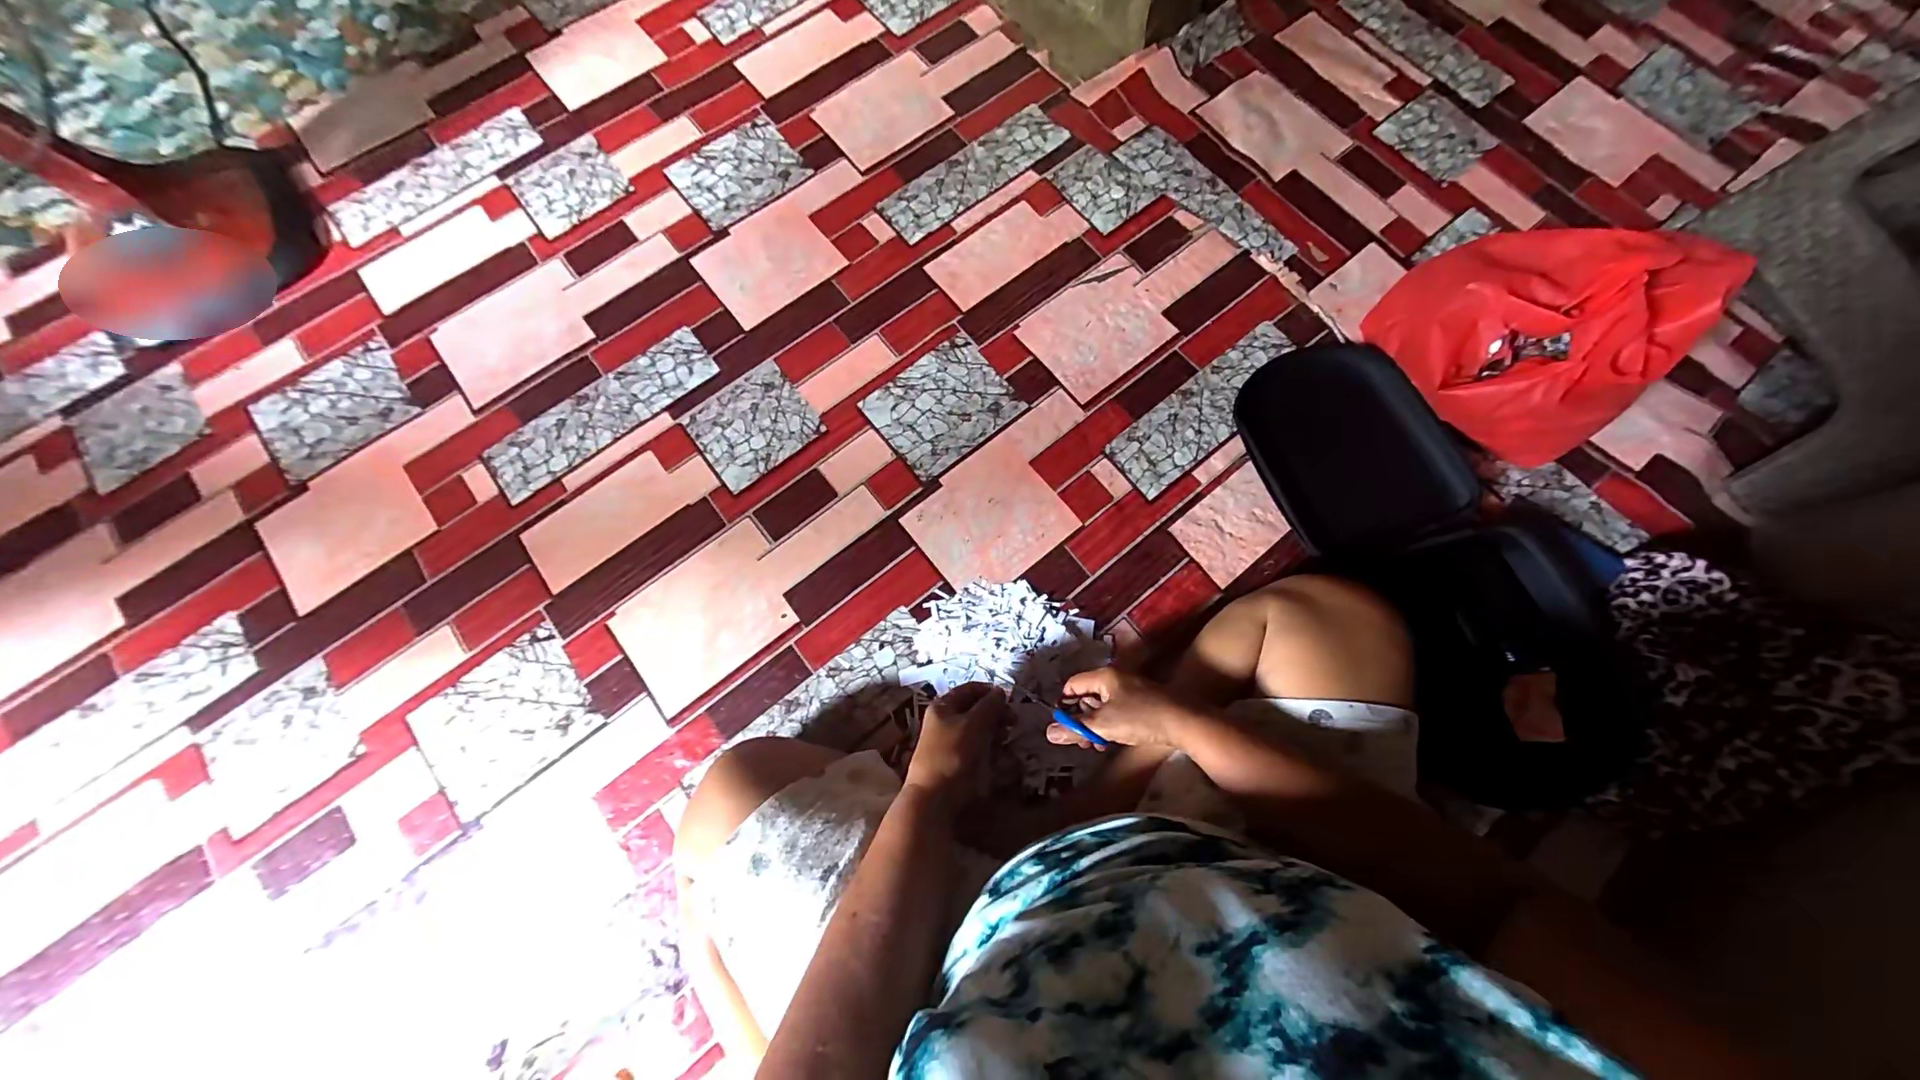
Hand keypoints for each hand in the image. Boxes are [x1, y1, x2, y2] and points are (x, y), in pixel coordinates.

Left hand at [904, 683, 1008, 803]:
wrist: (935, 799)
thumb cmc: (953, 754)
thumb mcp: (974, 723)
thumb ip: (990, 705)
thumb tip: (1000, 691)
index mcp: (944, 707)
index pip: (970, 690)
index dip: (991, 692)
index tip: (1010, 700)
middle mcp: (947, 723)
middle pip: (978, 712)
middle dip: (997, 717)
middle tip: (1012, 724)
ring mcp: (955, 745)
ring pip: (983, 734)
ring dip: (998, 738)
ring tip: (1005, 745)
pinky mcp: (963, 766)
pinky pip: (983, 755)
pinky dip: (995, 757)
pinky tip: (1003, 764)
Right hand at [1048, 667, 1183, 750]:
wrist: (1184, 722)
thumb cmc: (1140, 718)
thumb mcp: (1103, 724)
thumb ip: (1075, 728)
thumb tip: (1049, 733)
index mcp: (1104, 676)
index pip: (1072, 684)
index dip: (1063, 703)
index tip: (1062, 723)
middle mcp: (1116, 678)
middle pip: (1086, 695)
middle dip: (1079, 718)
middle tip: (1080, 739)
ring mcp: (1130, 689)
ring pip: (1102, 705)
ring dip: (1094, 725)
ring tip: (1096, 744)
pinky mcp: (1142, 702)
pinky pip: (1116, 710)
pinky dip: (1110, 725)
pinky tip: (1111, 742)